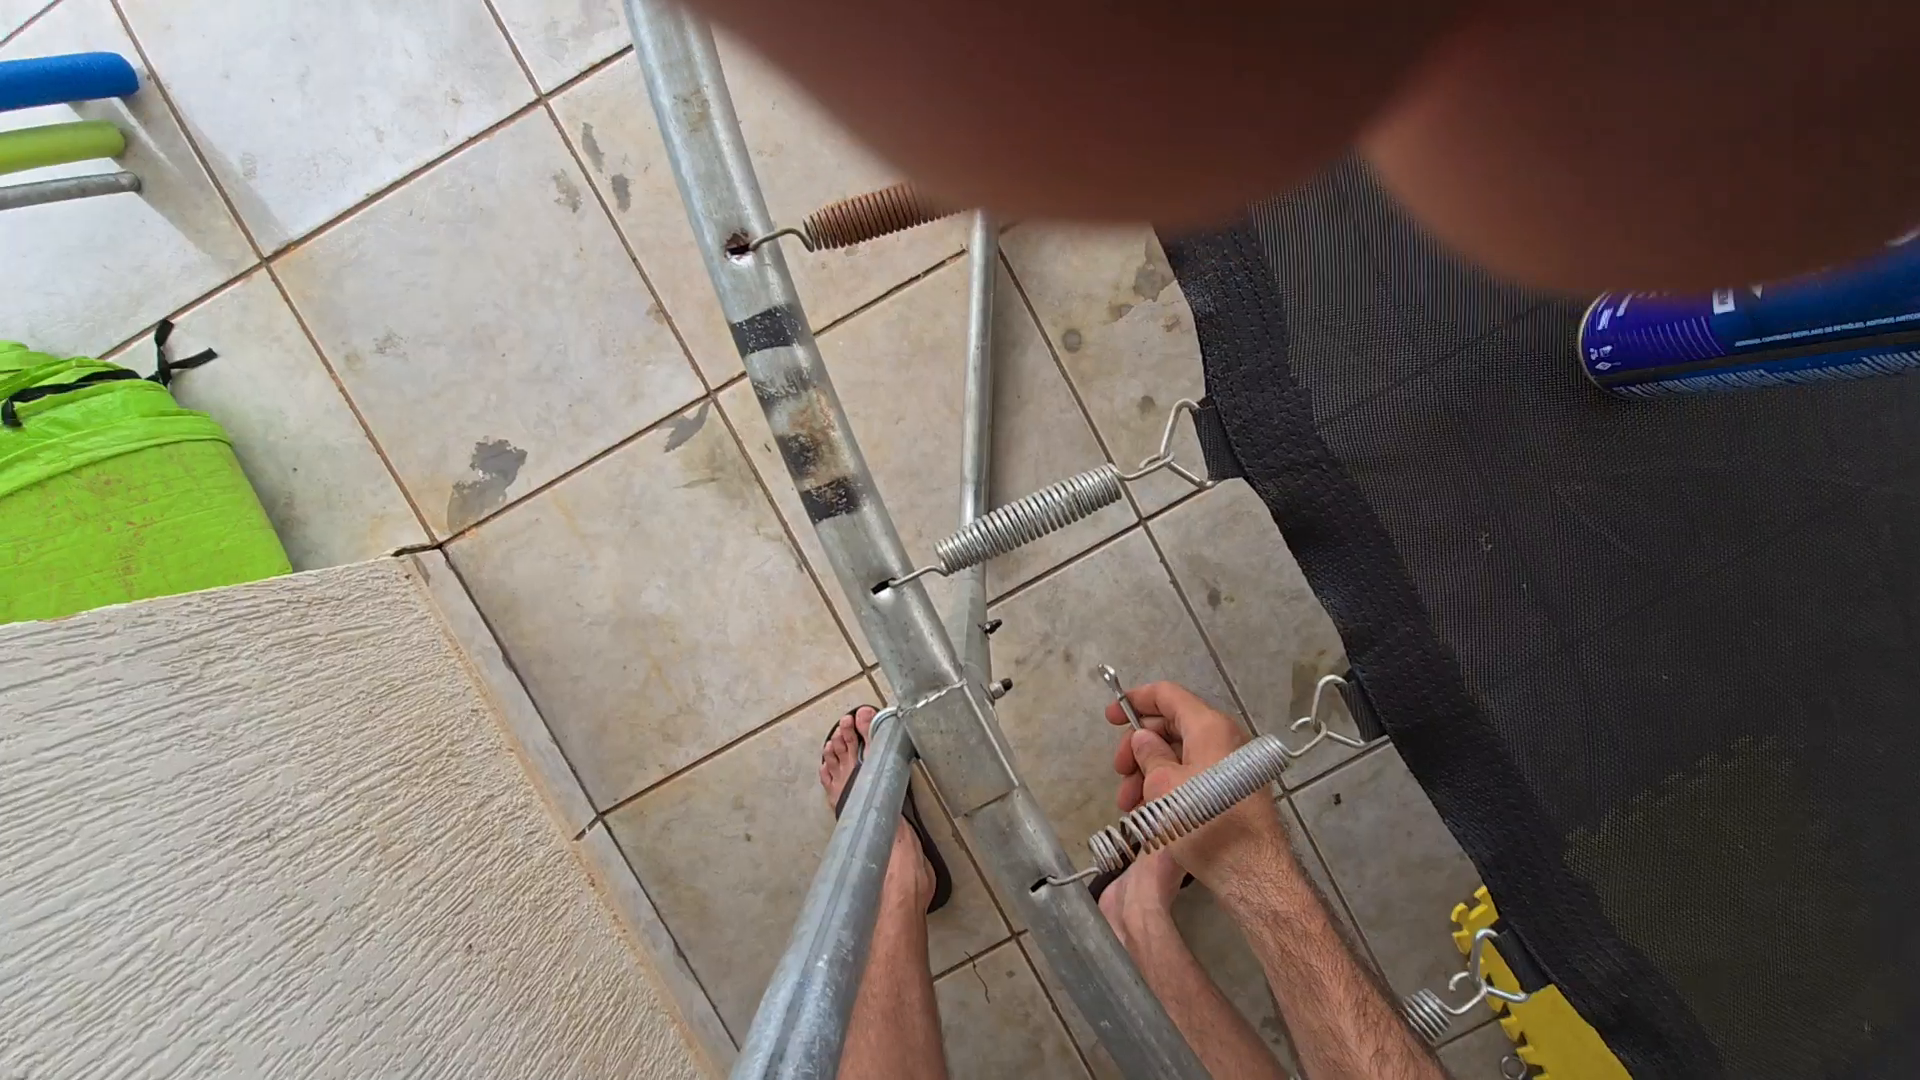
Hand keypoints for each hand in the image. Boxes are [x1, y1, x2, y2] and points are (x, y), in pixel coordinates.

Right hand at [1108, 681, 1289, 892]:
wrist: (1253, 874)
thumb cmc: (1204, 823)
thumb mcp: (1163, 785)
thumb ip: (1148, 753)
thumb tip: (1143, 738)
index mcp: (1209, 726)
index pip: (1167, 695)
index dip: (1135, 700)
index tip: (1111, 717)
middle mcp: (1223, 739)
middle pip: (1171, 726)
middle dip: (1138, 747)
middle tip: (1119, 773)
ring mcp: (1230, 766)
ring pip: (1179, 754)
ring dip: (1148, 772)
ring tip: (1128, 804)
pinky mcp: (1232, 791)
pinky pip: (1193, 775)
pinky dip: (1168, 786)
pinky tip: (1149, 813)